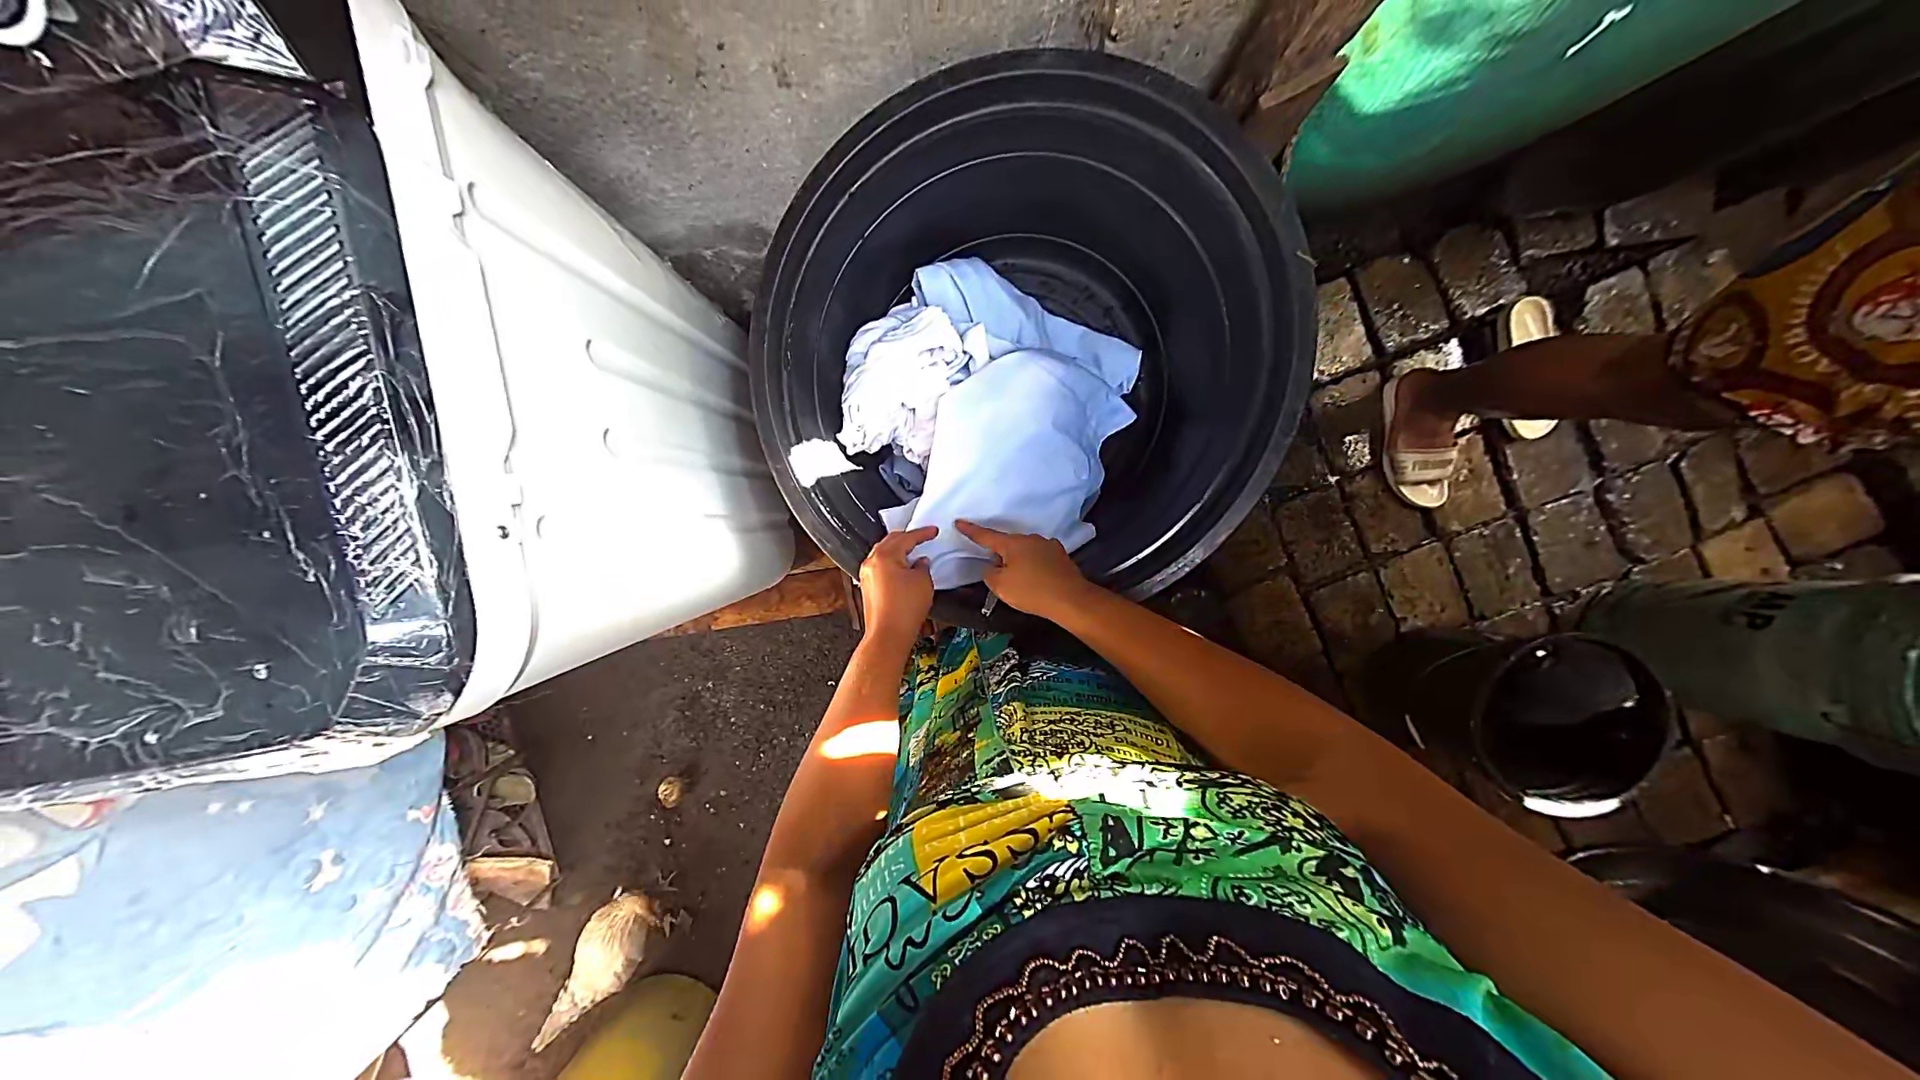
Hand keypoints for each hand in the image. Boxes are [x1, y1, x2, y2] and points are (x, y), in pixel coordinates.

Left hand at [858, 526, 937, 646]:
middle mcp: (871, 563)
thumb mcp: (923, 582)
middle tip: (922, 538)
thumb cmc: (902, 612)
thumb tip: (921, 563)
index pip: (906, 537)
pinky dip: (892, 564)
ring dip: (899, 551)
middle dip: (907, 539)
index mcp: (885, 556)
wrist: (888, 636)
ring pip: (883, 554)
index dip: (922, 533)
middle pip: (890, 542)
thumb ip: (923, 566)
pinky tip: (903, 571)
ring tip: (914, 554)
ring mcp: (867, 576)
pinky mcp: (867, 588)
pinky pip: (880, 568)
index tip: (931, 531)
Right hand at [954, 521, 1092, 619]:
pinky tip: (1037, 579)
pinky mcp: (1061, 556)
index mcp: (1013, 543)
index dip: (970, 530)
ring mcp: (1048, 545)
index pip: (986, 536)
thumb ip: (989, 573)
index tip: (959, 522)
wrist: (1070, 599)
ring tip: (1022, 581)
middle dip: (1001, 556)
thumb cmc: (1031, 591)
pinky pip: (1040, 558)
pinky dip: (1035, 566)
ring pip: (1026, 551)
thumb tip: (992, 567)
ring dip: (1020, 561)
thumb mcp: (1000, 586)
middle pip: (1008, 545)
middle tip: (1000, 575)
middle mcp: (1031, 539)